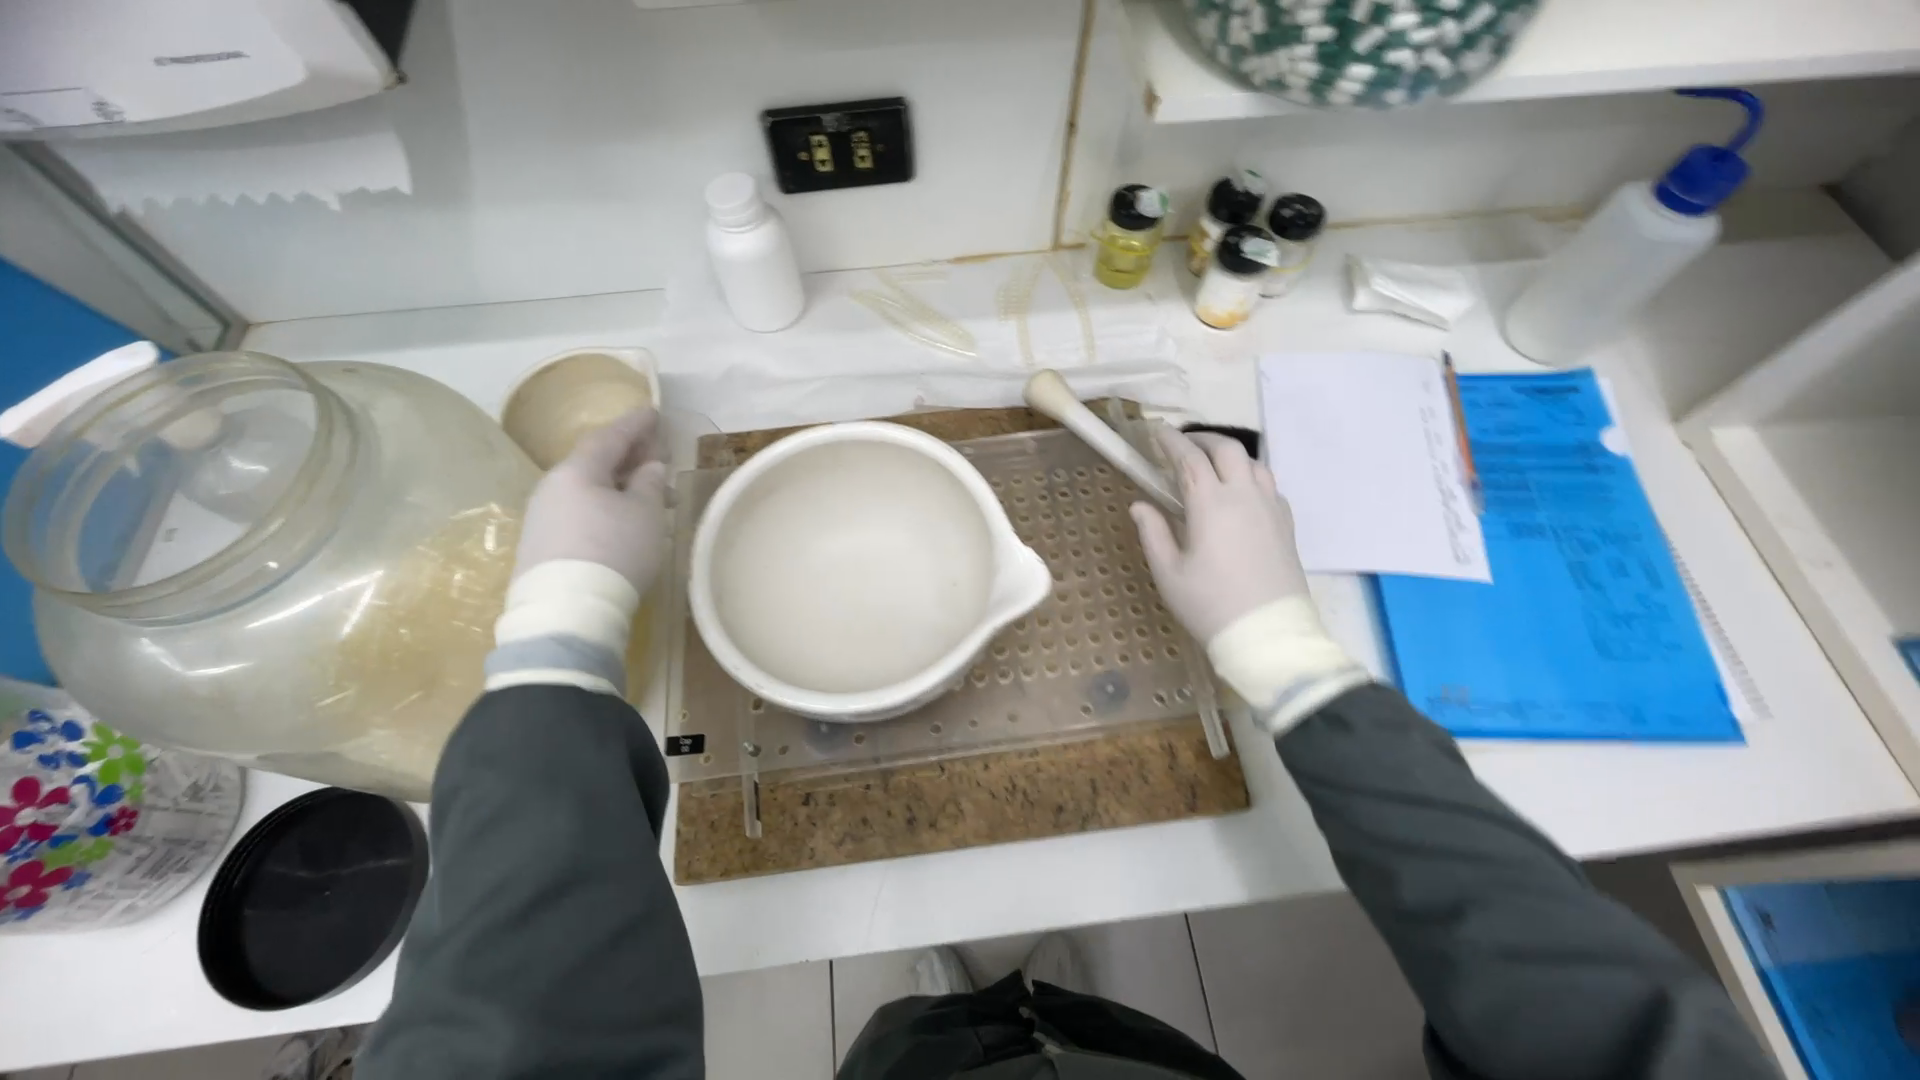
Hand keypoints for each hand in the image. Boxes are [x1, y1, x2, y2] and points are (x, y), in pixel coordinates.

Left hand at [514, 409, 669, 592]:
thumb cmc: (615, 551)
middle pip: (595, 463)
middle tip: (659, 458)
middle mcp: (552, 488)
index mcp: (576, 471)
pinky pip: (578, 513)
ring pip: (587, 491)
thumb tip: (648, 467)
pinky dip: (604, 509)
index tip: (654, 413)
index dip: (635, 425)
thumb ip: (650, 483)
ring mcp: (542, 518)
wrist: (567, 611)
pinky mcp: (540, 547)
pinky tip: (622, 524)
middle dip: (629, 459)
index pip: (609, 436)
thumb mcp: (646, 513)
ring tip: (649, 500)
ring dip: (619, 488)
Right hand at [1130, 426, 1308, 644]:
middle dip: (1202, 440)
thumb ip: (1153, 533)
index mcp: (1211, 504)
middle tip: (1181, 446)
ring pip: (1253, 463)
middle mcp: (1244, 496)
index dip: (1170, 441)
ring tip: (1211, 466)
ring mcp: (1270, 508)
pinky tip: (1240, 494)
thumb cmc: (1210, 605)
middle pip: (1226, 449)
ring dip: (1229, 455)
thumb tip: (1140, 505)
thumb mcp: (1169, 573)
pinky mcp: (1286, 524)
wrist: (1268, 635)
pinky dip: (1250, 477)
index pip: (1189, 458)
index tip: (1155, 430)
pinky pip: (1269, 485)